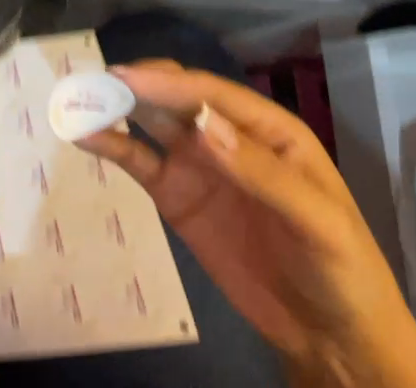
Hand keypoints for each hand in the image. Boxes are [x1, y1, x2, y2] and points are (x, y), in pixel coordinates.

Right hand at [77, 61, 415, 387]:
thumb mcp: (315, 220)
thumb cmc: (341, 270)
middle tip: (91, 84)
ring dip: (114, 110)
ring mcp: (197, 165)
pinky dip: (110, 146)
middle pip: (174, 98)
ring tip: (75, 103)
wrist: (331, 337)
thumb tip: (200, 122)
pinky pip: (138, 162)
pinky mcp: (175, 196)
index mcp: (268, 131)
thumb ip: (258, 170)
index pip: (210, 94)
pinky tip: (83, 136)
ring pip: (149, 124)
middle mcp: (225, 137)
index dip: (166, 83)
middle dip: (134, 87)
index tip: (121, 77)